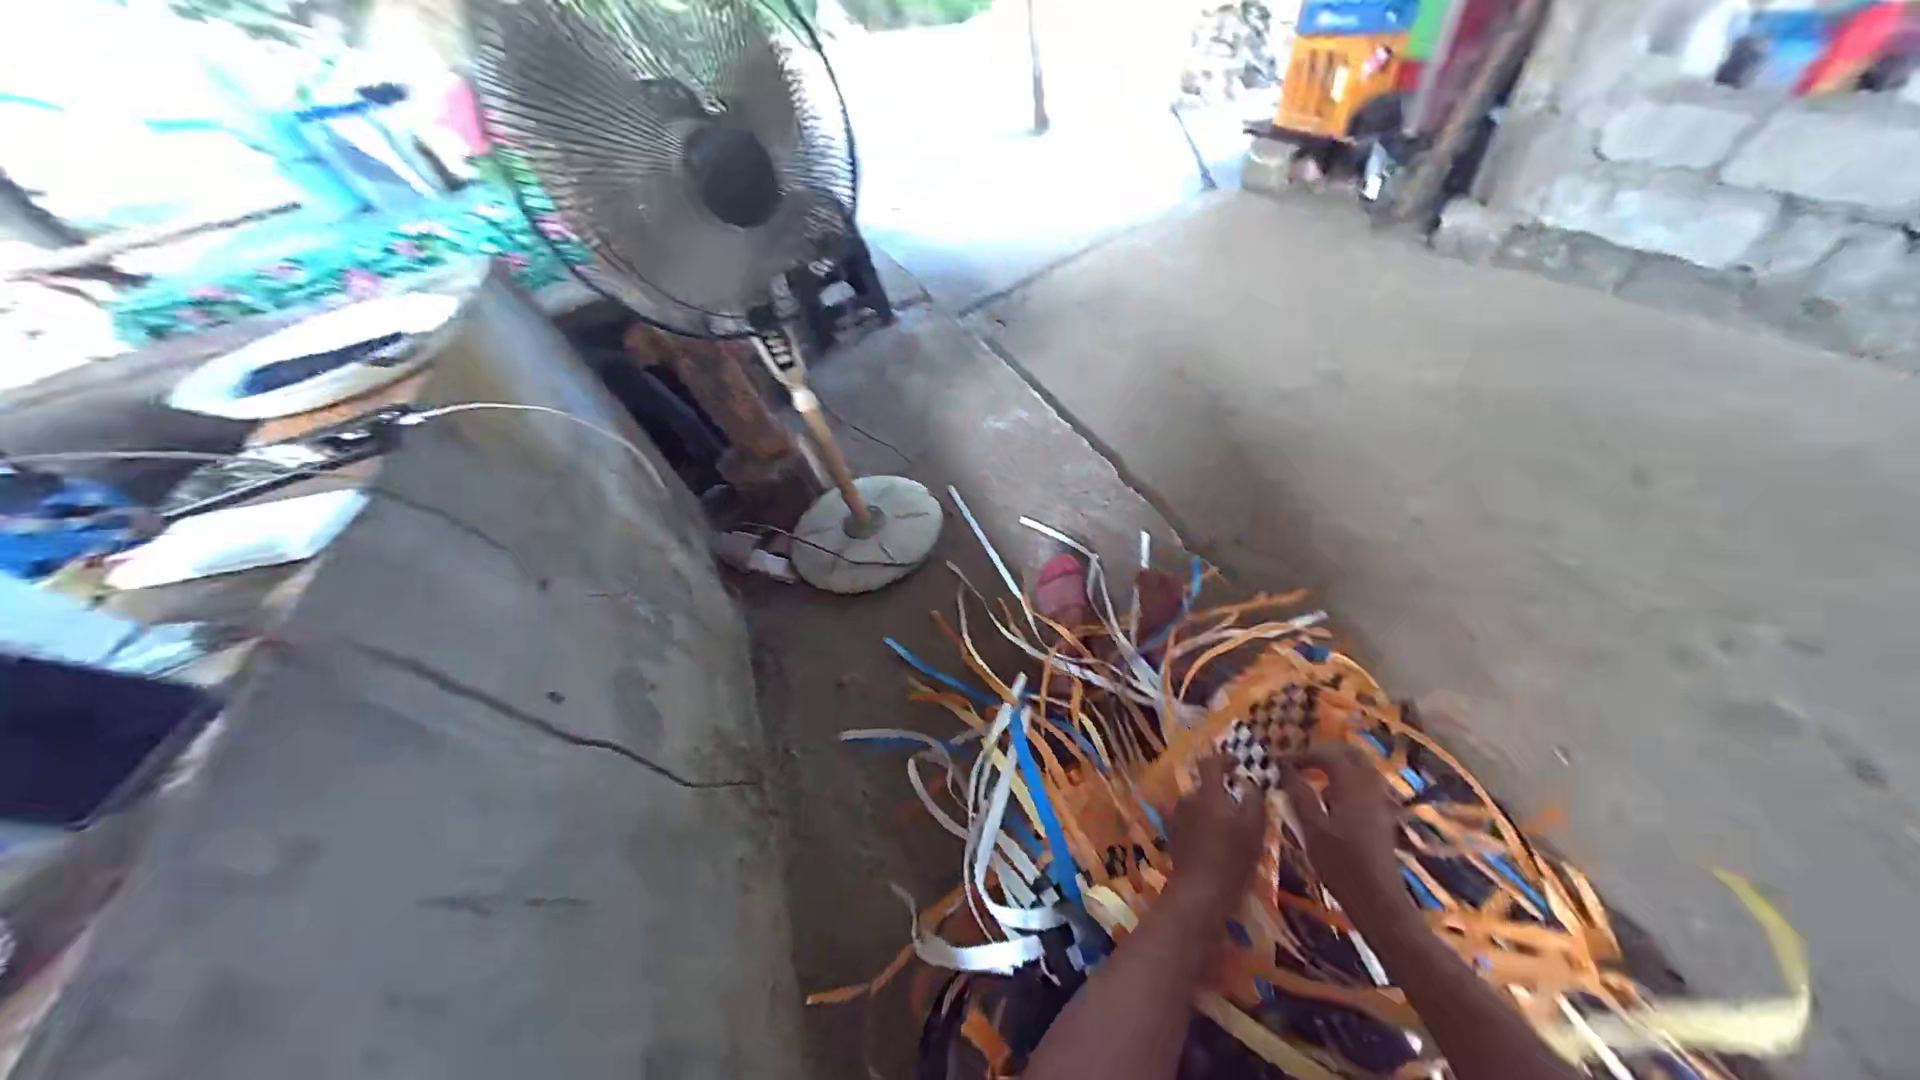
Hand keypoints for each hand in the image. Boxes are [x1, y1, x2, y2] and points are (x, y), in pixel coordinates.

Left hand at [1165, 756, 1267, 918]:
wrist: (1200, 889)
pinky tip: (1215, 840)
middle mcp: (1188, 798)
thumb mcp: (1254, 827)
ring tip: (1230, 826)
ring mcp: (1176, 816)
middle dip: (1222, 791)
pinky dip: (1203, 823)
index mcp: (1207, 792)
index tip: (1238, 762)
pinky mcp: (1173, 833)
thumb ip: (1253, 799)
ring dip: (1212, 809)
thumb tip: (1249, 782)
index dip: (1224, 758)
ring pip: (1198, 804)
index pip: (1211, 762)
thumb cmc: (1232, 856)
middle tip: (1240, 805)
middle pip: (1205, 786)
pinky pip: (1191, 819)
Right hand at [1282, 744, 1408, 921]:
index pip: (1327, 754)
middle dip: (1323, 752)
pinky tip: (1328, 797)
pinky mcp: (1382, 816)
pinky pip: (1364, 784)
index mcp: (1352, 786)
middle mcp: (1370, 788)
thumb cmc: (1340, 863)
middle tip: (1298, 761)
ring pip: (1360, 768)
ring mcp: (1380, 802)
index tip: (1280, 763)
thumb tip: (1284, 768)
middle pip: (1351, 754)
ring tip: (1310, 776)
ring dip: (1336, 765)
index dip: (1302, 754)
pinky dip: (1345, 780)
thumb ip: (1298, 793)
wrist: (1377, 899)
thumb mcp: (1310, 827)